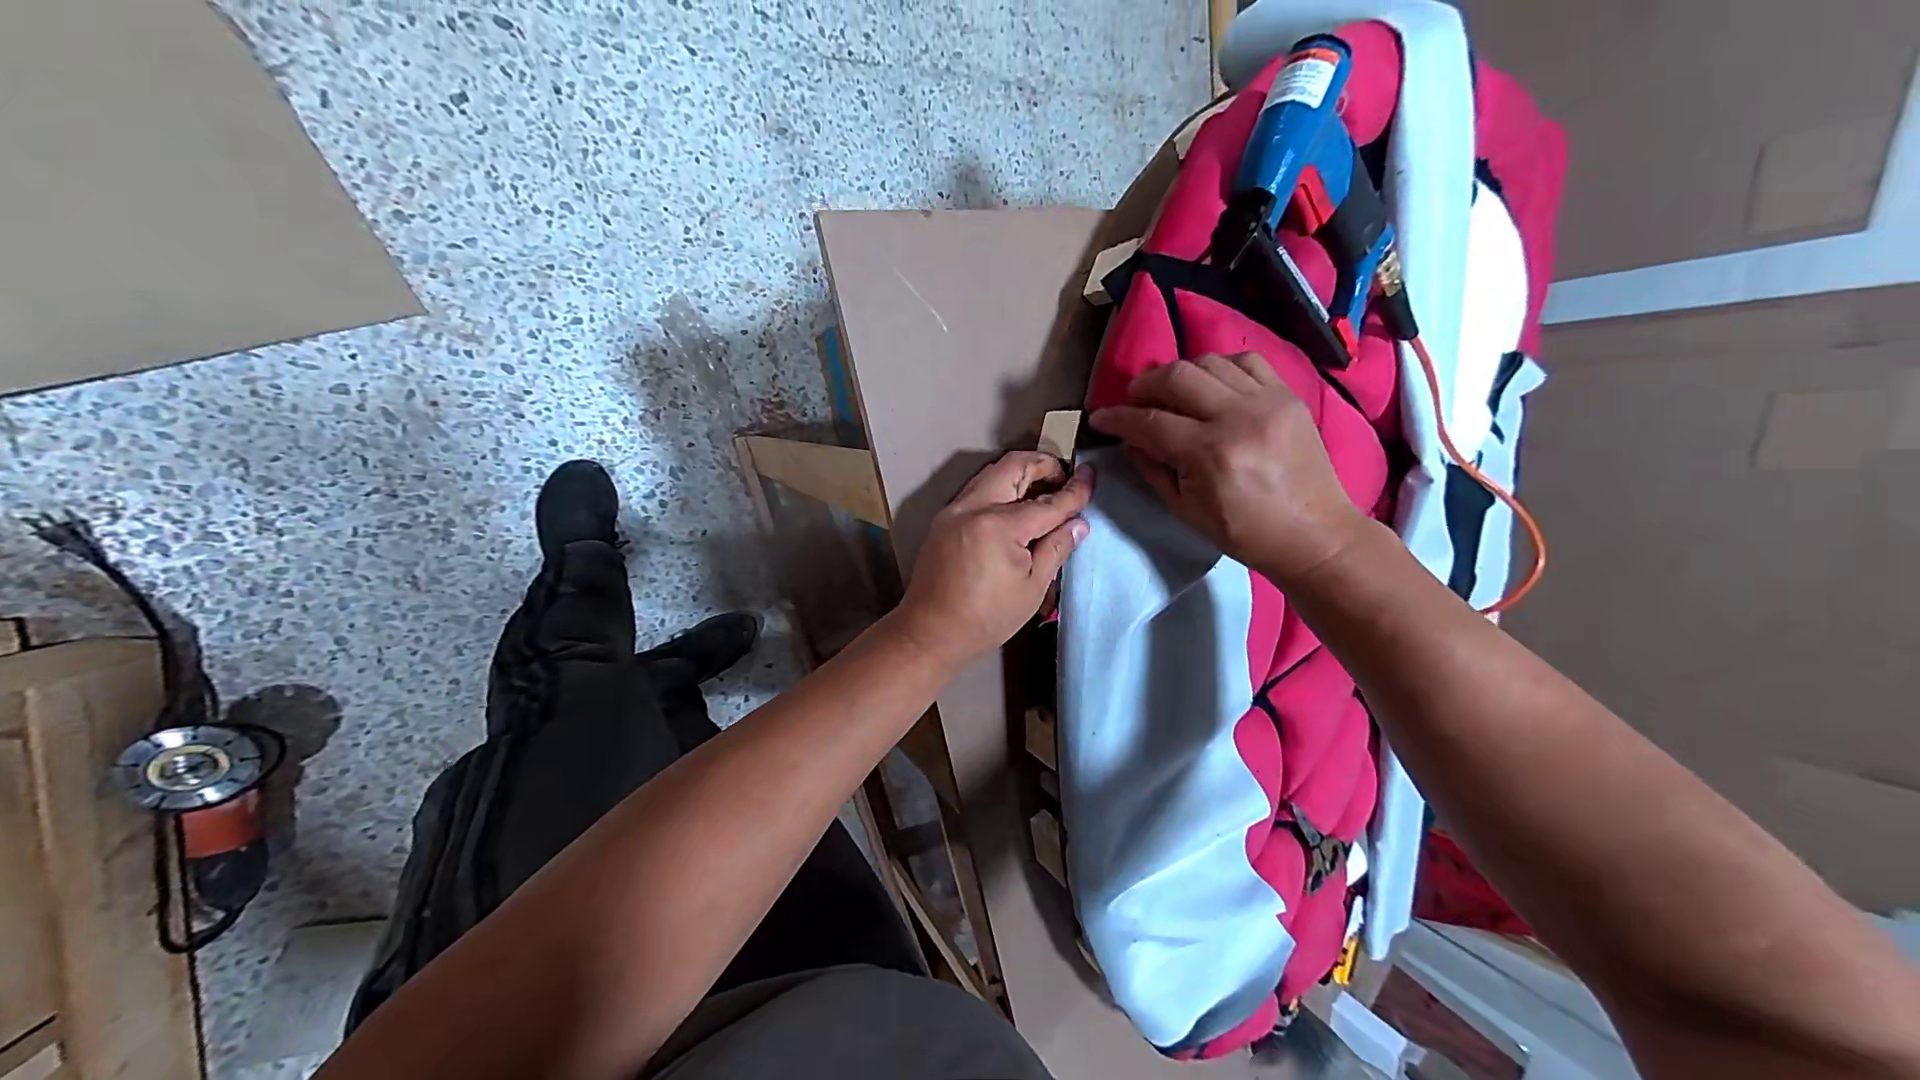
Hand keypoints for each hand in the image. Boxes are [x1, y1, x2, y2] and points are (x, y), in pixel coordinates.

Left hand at [891, 451, 1092, 666]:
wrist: (930, 632)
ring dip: (1020, 473)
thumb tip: (1078, 522)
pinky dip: (1000, 487)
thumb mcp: (1032, 588)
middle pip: (1013, 465)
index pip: (1047, 502)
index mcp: (998, 526)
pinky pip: (977, 489)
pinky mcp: (944, 519)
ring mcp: (954, 510)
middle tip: (1064, 479)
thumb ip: (1056, 548)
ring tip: (1043, 491)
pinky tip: (1015, 507)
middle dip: (1043, 465)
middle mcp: (973, 507)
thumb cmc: (986, 618)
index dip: (1075, 490)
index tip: (1091, 476)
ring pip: (992, 473)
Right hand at [1088, 353, 1366, 583]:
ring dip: (1180, 373)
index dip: (1118, 417)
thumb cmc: (1244, 532)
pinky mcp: (1288, 396)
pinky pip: (1246, 361)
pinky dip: (1220, 368)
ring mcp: (1267, 401)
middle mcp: (1238, 417)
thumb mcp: (1185, 510)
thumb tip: (1131, 439)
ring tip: (1171, 393)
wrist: (1314, 534)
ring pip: (1209, 362)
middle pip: (1177, 377)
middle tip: (1134, 400)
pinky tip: (1211, 386)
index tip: (1100, 417)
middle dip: (1144, 385)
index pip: (1150, 421)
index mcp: (1210, 453)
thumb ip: (1153, 469)